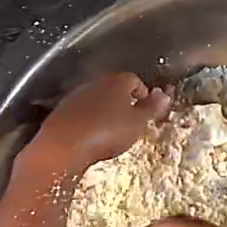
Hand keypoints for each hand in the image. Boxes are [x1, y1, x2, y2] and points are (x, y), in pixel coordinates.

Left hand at [25, 72, 170, 175]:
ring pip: (97, 99)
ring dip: (105, 110)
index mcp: (117, 81)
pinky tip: (91, 135)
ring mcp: (76, 96)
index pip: (135, 80)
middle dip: (123, 101)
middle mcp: (96, 83)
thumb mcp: (137, 123)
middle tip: (130, 120)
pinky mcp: (61, 111)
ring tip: (111, 130)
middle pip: (114, 88)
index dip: (143, 94)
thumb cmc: (106, 132)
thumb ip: (152, 108)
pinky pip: (82, 112)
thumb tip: (164, 95)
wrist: (62, 146)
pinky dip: (89, 119)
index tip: (146, 109)